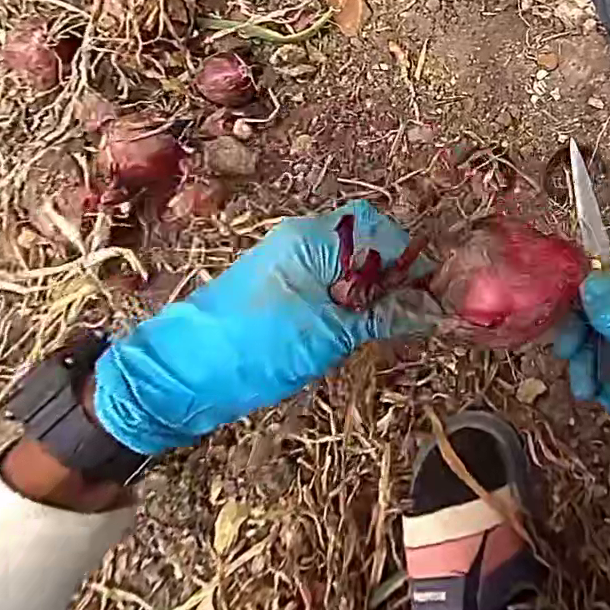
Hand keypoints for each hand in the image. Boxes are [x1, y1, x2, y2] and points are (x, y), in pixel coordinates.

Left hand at [92, 200, 417, 455]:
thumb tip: (435, 311)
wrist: (175, 377)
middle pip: (369, 244)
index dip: (409, 261)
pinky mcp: (281, 285)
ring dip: (372, 291)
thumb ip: (385, 316)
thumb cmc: (253, 348)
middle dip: (392, 277)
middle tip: (407, 313)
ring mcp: (289, 260)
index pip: (382, 231)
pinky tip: (354, 327)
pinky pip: (330, 279)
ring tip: (383, 324)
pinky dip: (350, 300)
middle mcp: (302, 238)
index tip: (428, 296)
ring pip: (351, 264)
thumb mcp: (328, 335)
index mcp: (314, 237)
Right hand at [558, 250, 609, 571]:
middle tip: (566, 355)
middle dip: (577, 327)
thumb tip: (586, 278)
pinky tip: (608, 400)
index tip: (562, 300)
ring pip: (595, 335)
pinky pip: (604, 364)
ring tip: (590, 392)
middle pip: (596, 302)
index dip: (586, 274)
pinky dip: (599, 380)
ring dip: (585, 361)